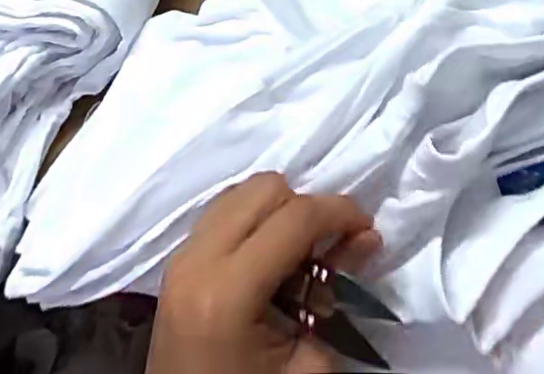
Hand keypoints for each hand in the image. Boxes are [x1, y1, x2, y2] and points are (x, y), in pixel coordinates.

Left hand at [148, 173, 382, 373]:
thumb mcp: (308, 366)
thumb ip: (337, 294)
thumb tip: (366, 237)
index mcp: (227, 292)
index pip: (293, 218)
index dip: (338, 212)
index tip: (367, 226)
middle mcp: (197, 259)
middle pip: (265, 188)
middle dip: (306, 208)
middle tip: (331, 246)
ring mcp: (181, 255)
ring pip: (242, 190)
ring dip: (279, 209)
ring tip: (299, 255)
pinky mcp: (177, 259)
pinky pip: (222, 209)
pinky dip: (253, 217)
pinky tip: (269, 257)